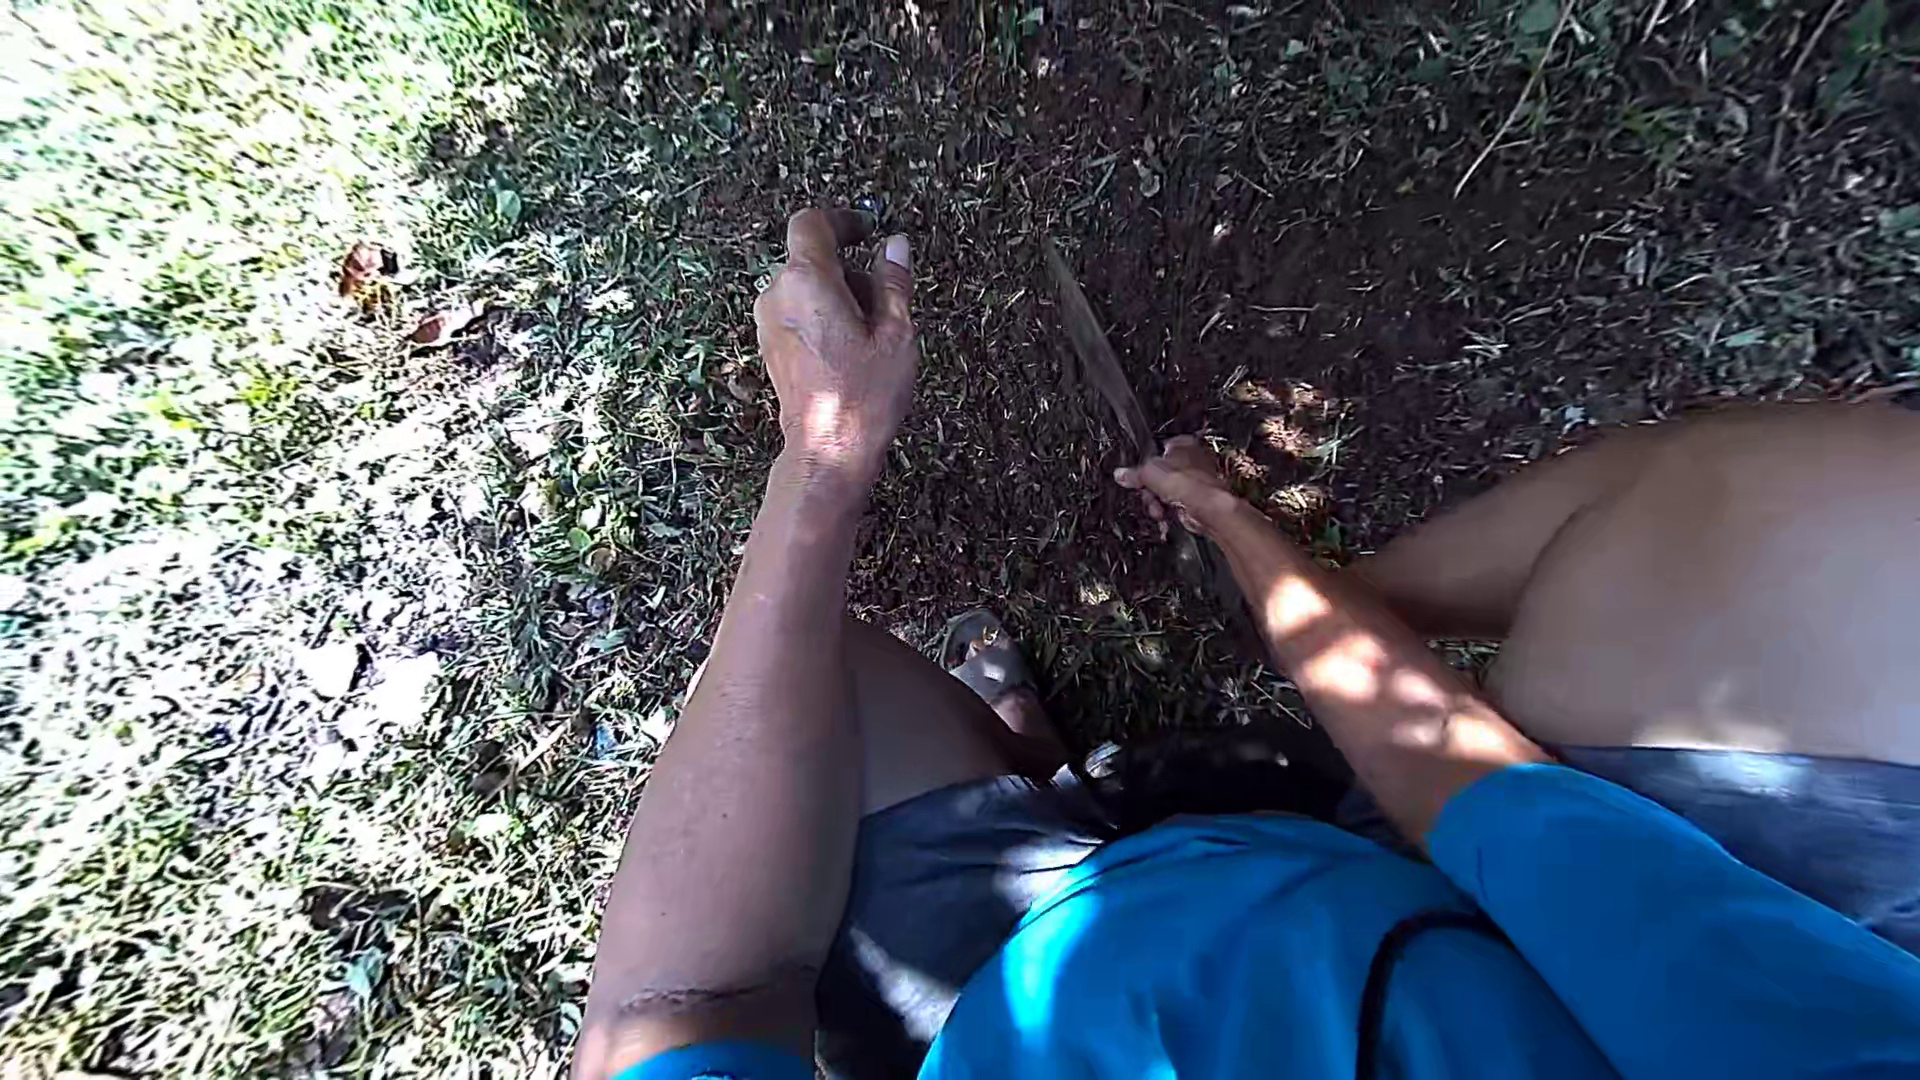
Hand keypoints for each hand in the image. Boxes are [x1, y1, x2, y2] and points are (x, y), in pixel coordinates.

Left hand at [754, 208, 916, 486]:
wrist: (828, 450)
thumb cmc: (865, 396)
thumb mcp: (896, 335)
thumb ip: (894, 283)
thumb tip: (896, 244)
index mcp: (807, 281)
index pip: (812, 223)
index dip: (842, 221)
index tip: (866, 230)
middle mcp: (777, 296)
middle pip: (813, 261)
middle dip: (850, 273)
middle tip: (885, 307)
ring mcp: (769, 325)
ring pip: (805, 290)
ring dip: (838, 299)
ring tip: (870, 339)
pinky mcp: (770, 349)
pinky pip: (796, 316)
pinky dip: (822, 319)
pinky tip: (849, 354)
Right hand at [1113, 435, 1239, 537]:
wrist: (1205, 507)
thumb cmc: (1186, 482)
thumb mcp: (1148, 472)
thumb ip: (1132, 474)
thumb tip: (1120, 474)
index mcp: (1181, 444)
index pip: (1156, 451)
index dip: (1144, 464)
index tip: (1135, 475)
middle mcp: (1190, 461)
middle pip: (1158, 475)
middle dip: (1148, 489)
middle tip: (1146, 493)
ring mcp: (1193, 481)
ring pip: (1163, 492)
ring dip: (1155, 502)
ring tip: (1157, 507)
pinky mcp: (1194, 501)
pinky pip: (1172, 505)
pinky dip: (1166, 511)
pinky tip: (1165, 514)